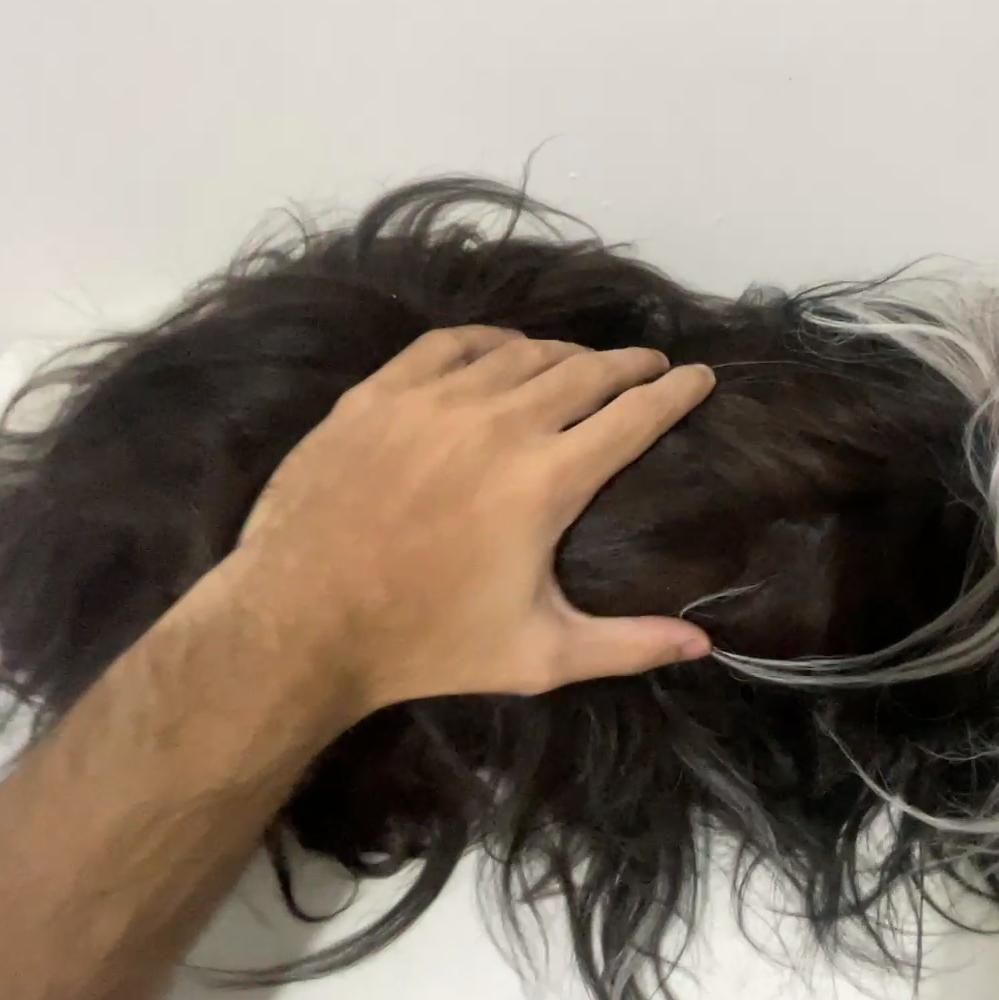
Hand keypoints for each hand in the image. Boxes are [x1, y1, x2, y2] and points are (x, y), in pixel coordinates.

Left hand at [222, 327, 716, 712]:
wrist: (293, 629)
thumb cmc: (429, 643)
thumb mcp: (542, 657)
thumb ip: (630, 646)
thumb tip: (705, 645)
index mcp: (547, 482)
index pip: (635, 416)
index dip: (677, 391)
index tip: (702, 377)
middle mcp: (500, 425)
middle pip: (589, 371)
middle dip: (633, 364)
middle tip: (654, 365)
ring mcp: (434, 402)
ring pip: (527, 353)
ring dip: (572, 354)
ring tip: (590, 364)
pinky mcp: (380, 395)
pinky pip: (454, 344)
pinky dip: (496, 342)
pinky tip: (509, 352)